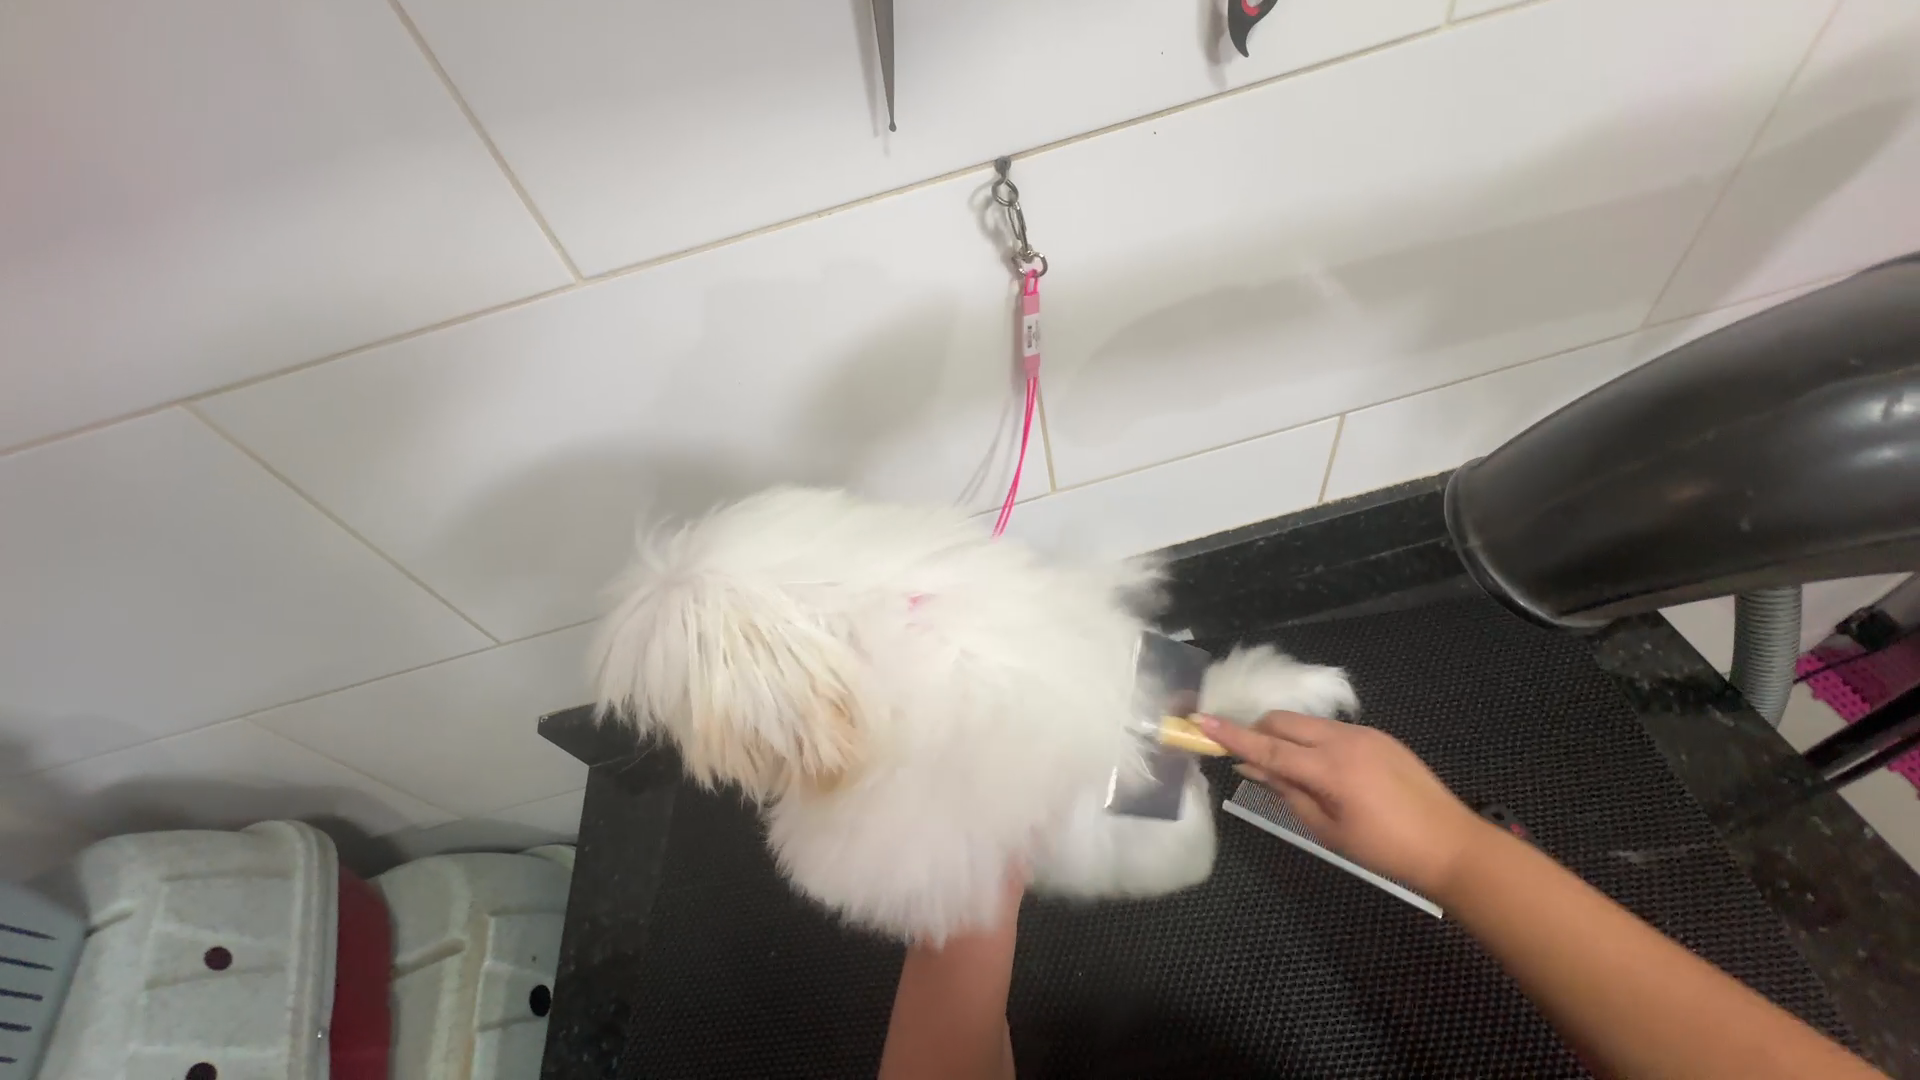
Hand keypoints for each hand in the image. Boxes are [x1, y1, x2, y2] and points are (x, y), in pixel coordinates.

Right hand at [1198, 712, 1488, 897]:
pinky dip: (1312, 741)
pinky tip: (1323, 770)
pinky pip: (1330, 729)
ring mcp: (1363, 733)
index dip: (1230, 734)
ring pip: (1305, 722)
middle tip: (1249, 757)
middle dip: (1258, 731)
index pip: (1267, 745)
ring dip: (1286, 736)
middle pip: (1282, 721)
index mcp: (1329, 769)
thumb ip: (1286, 792)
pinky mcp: (1379, 735)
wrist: (1454, 847)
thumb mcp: (1327, 830)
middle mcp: (1343, 740)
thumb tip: (1252, 766)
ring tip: (1290, 769)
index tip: (1200, 720)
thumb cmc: (1386, 851)